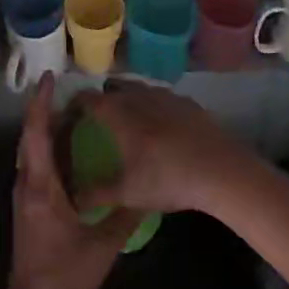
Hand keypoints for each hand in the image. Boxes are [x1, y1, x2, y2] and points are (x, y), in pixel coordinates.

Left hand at [0, 74, 141, 288]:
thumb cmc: (65, 277)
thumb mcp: (102, 246)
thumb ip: (124, 214)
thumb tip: (148, 187)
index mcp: (39, 187)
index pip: (35, 133)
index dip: (40, 102)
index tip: (49, 76)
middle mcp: (26, 186)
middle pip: (30, 138)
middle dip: (45, 112)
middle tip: (72, 94)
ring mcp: (24, 200)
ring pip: (31, 154)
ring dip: (46, 132)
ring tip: (73, 117)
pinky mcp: (28, 212)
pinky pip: (36, 169)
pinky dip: (49, 153)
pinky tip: (71, 156)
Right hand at [73, 81, 258, 215]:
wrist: (219, 170)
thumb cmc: (167, 179)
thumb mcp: (127, 193)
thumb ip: (96, 194)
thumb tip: (71, 200)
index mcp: (120, 113)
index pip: (89, 98)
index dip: (75, 104)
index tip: (70, 116)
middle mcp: (140, 96)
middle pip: (114, 87)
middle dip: (103, 98)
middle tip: (97, 119)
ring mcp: (167, 96)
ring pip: (139, 89)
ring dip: (128, 98)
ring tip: (128, 120)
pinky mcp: (188, 102)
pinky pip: (162, 96)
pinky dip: (153, 105)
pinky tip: (160, 126)